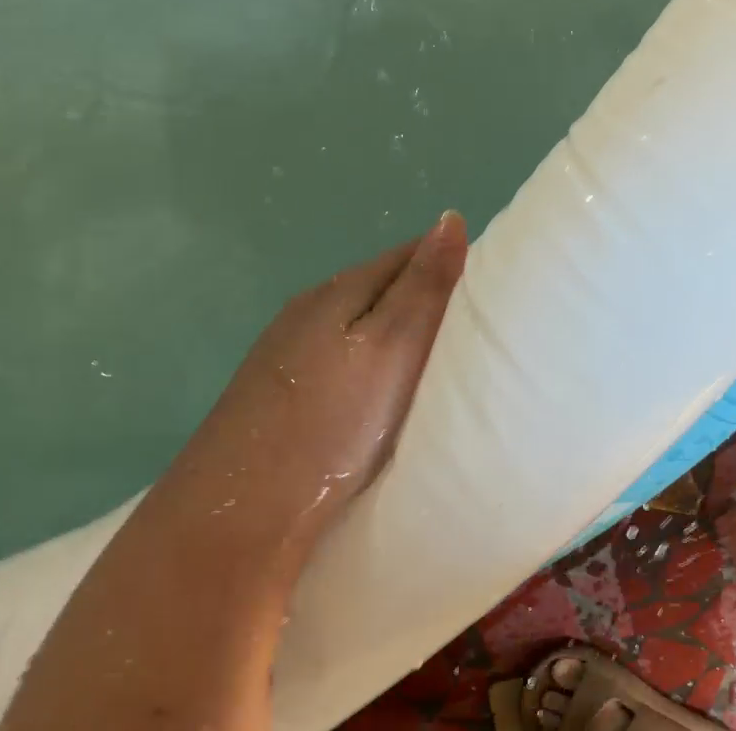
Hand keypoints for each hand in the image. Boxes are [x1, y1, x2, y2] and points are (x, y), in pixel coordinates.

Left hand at [161, 210, 468, 553]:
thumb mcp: (393, 346)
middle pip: (386, 290)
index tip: (497, 295)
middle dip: (433, 303)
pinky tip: (395, 397)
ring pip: (366, 329)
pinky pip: (348, 362)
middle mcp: (308, 313)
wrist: (238, 519)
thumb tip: (450, 217)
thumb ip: (424, 284)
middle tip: (483, 335)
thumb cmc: (330, 424)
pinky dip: (380, 368)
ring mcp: (289, 357)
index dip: (454, 266)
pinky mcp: (283, 398)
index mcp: (337, 292)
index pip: (410, 254)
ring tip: (449, 366)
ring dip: (406, 338)